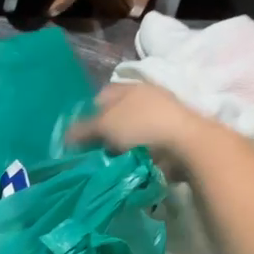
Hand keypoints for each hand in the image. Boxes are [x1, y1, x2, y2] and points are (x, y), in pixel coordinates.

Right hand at [68, 82, 214, 160]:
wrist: (187, 145)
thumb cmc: (142, 127)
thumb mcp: (105, 125)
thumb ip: (83, 129)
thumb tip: (66, 136)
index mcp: (130, 87)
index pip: (100, 97)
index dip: (88, 115)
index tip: (81, 137)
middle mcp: (145, 97)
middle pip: (116, 115)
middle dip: (103, 134)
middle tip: (93, 153)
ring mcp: (161, 117)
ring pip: (130, 132)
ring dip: (120, 147)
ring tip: (111, 163)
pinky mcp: (172, 137)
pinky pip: (145, 146)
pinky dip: (136, 155)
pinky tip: (130, 166)